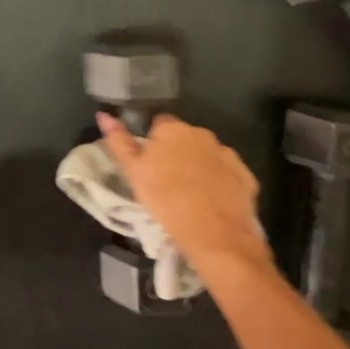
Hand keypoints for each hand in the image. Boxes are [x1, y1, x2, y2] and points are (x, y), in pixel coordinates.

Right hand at [96, 112, 270, 277]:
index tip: (150, 162)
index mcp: (172, 129)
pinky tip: (212, 201)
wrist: (216, 234)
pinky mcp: (246, 176)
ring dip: (199, 165)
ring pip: (207, 155)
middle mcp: (202, 134)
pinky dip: (220, 181)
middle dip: (178, 152)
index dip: (153, 141)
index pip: (160, 124)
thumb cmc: (166, 200)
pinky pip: (227, 173)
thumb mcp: (134, 172)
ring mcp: (227, 154)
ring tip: (191, 192)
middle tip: (167, 179)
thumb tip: (103, 114)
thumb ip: (119, 141)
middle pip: (185, 138)